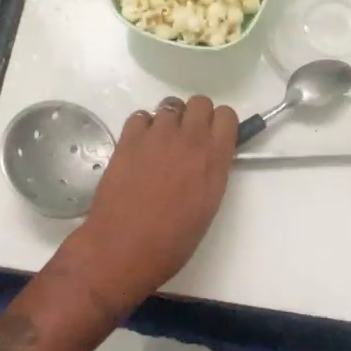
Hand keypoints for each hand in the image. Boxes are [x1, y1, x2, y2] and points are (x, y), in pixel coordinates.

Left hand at [64, 95, 237, 312]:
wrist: (123, 248)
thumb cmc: (171, 241)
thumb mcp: (207, 206)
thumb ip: (211, 172)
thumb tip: (206, 157)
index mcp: (214, 160)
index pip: (227, 116)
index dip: (220, 123)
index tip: (213, 136)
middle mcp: (189, 140)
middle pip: (199, 102)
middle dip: (196, 115)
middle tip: (186, 137)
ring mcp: (157, 136)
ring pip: (170, 105)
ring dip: (169, 120)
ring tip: (160, 144)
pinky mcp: (129, 139)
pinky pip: (141, 115)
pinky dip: (143, 127)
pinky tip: (139, 147)